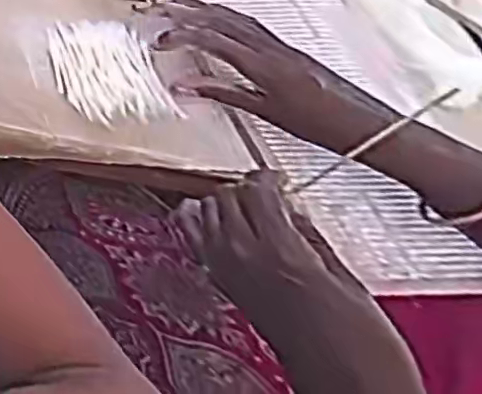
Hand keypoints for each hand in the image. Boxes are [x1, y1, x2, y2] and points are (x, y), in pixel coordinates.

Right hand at [149, 0, 395, 152]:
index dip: (178, 37)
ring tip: (173, 4)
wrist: (378, 130)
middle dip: (181, 10)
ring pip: (233, 16)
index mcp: (262, 64)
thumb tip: (180, 85)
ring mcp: (281, 46)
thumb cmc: (325, 126)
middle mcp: (270, 49)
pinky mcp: (288, 49)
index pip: (209, 39)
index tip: (157, 44)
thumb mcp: (267, 112)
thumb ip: (221, 92)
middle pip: (218, 18)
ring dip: (200, 7)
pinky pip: (248, 23)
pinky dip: (223, 14)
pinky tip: (213, 16)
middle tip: (151, 8)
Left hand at [176, 172, 424, 393]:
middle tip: (266, 194)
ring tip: (246, 207)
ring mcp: (219, 260)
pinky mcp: (211, 271)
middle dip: (244, 190)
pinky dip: (196, 215)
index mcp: (279, 250)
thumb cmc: (362, 340)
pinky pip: (188, 229)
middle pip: (224, 196)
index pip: (255, 193)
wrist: (341, 378)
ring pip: (204, 207)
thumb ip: (311, 238)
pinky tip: (209, 214)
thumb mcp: (348, 282)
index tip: (275, 177)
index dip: (265, 179)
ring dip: (222, 201)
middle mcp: (239, 250)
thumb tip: (290, 207)